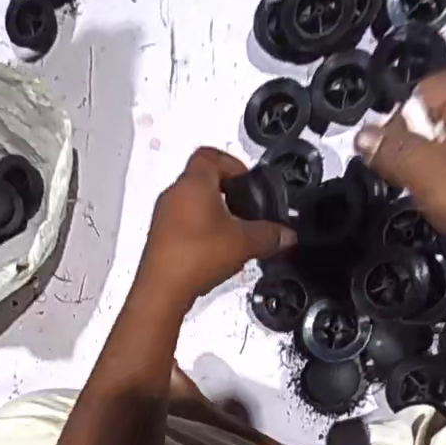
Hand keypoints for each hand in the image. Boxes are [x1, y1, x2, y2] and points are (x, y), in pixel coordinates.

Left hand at [135, 148, 295, 310]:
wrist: (163, 289)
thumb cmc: (193, 257)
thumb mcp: (244, 243)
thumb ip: (270, 235)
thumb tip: (285, 235)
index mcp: (194, 182)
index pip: (211, 154)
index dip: (232, 164)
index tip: (245, 179)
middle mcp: (174, 195)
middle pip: (201, 180)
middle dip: (225, 193)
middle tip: (242, 208)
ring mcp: (163, 217)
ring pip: (191, 205)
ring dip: (211, 215)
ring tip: (231, 234)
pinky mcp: (160, 239)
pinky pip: (182, 227)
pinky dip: (199, 234)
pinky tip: (213, 254)